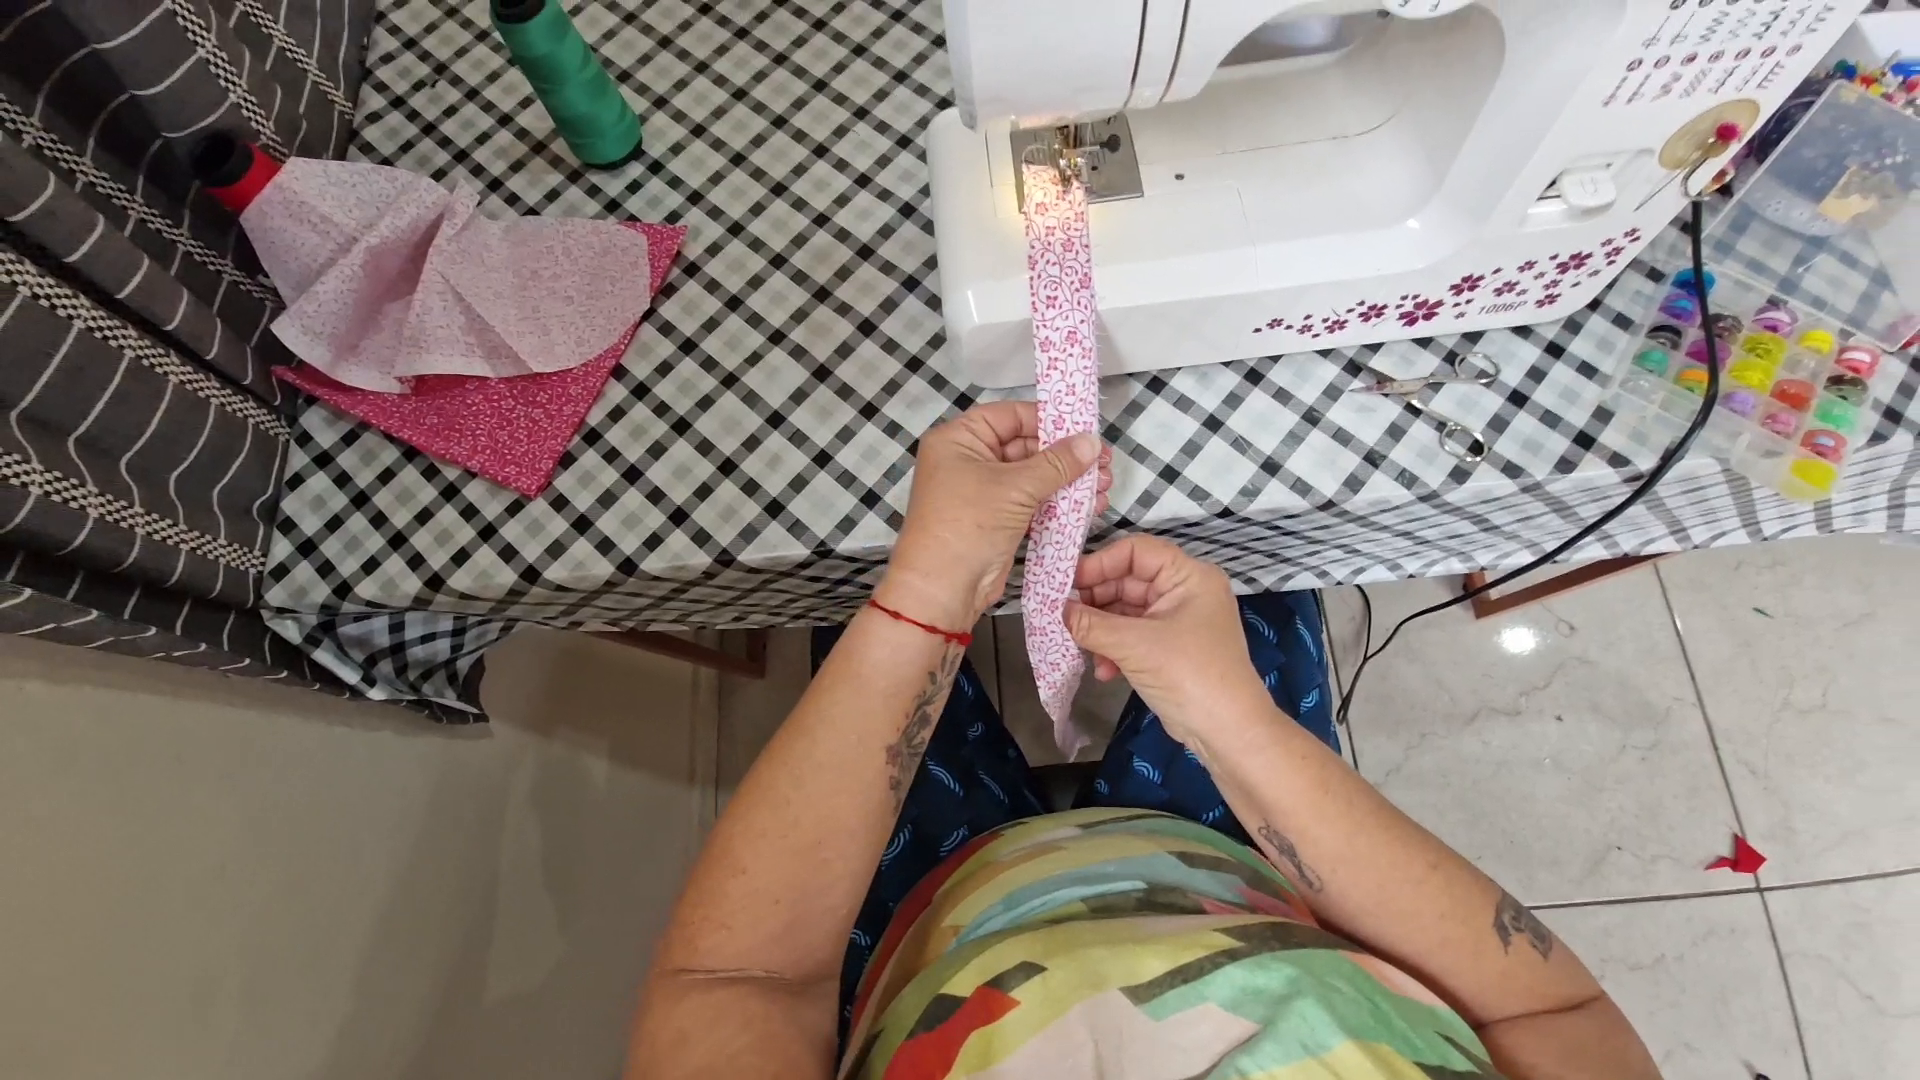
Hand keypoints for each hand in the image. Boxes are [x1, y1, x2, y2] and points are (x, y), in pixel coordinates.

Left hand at [879, 401, 1111, 628]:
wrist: (942, 588)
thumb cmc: (968, 525)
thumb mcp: (1014, 487)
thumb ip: (1056, 463)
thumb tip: (1091, 442)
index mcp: (958, 440)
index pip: (1009, 416)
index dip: (1047, 420)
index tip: (1084, 429)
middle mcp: (968, 460)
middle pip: (1025, 447)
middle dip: (1066, 457)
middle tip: (1104, 463)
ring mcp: (982, 492)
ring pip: (1032, 478)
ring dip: (1067, 482)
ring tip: (1103, 487)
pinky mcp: (996, 520)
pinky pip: (1031, 503)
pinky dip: (1057, 504)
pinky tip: (1089, 507)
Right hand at [1064, 535, 1271, 745]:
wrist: (1227, 732)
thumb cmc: (1188, 674)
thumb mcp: (1134, 646)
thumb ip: (1090, 624)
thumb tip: (1056, 610)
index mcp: (1188, 576)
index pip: (1136, 551)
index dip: (1100, 563)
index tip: (1067, 583)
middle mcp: (1184, 591)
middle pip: (1128, 580)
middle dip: (1095, 600)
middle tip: (1063, 615)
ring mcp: (1177, 620)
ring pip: (1126, 610)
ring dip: (1100, 629)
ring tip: (1077, 644)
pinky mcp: (1169, 647)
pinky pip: (1132, 635)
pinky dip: (1114, 648)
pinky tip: (1103, 670)